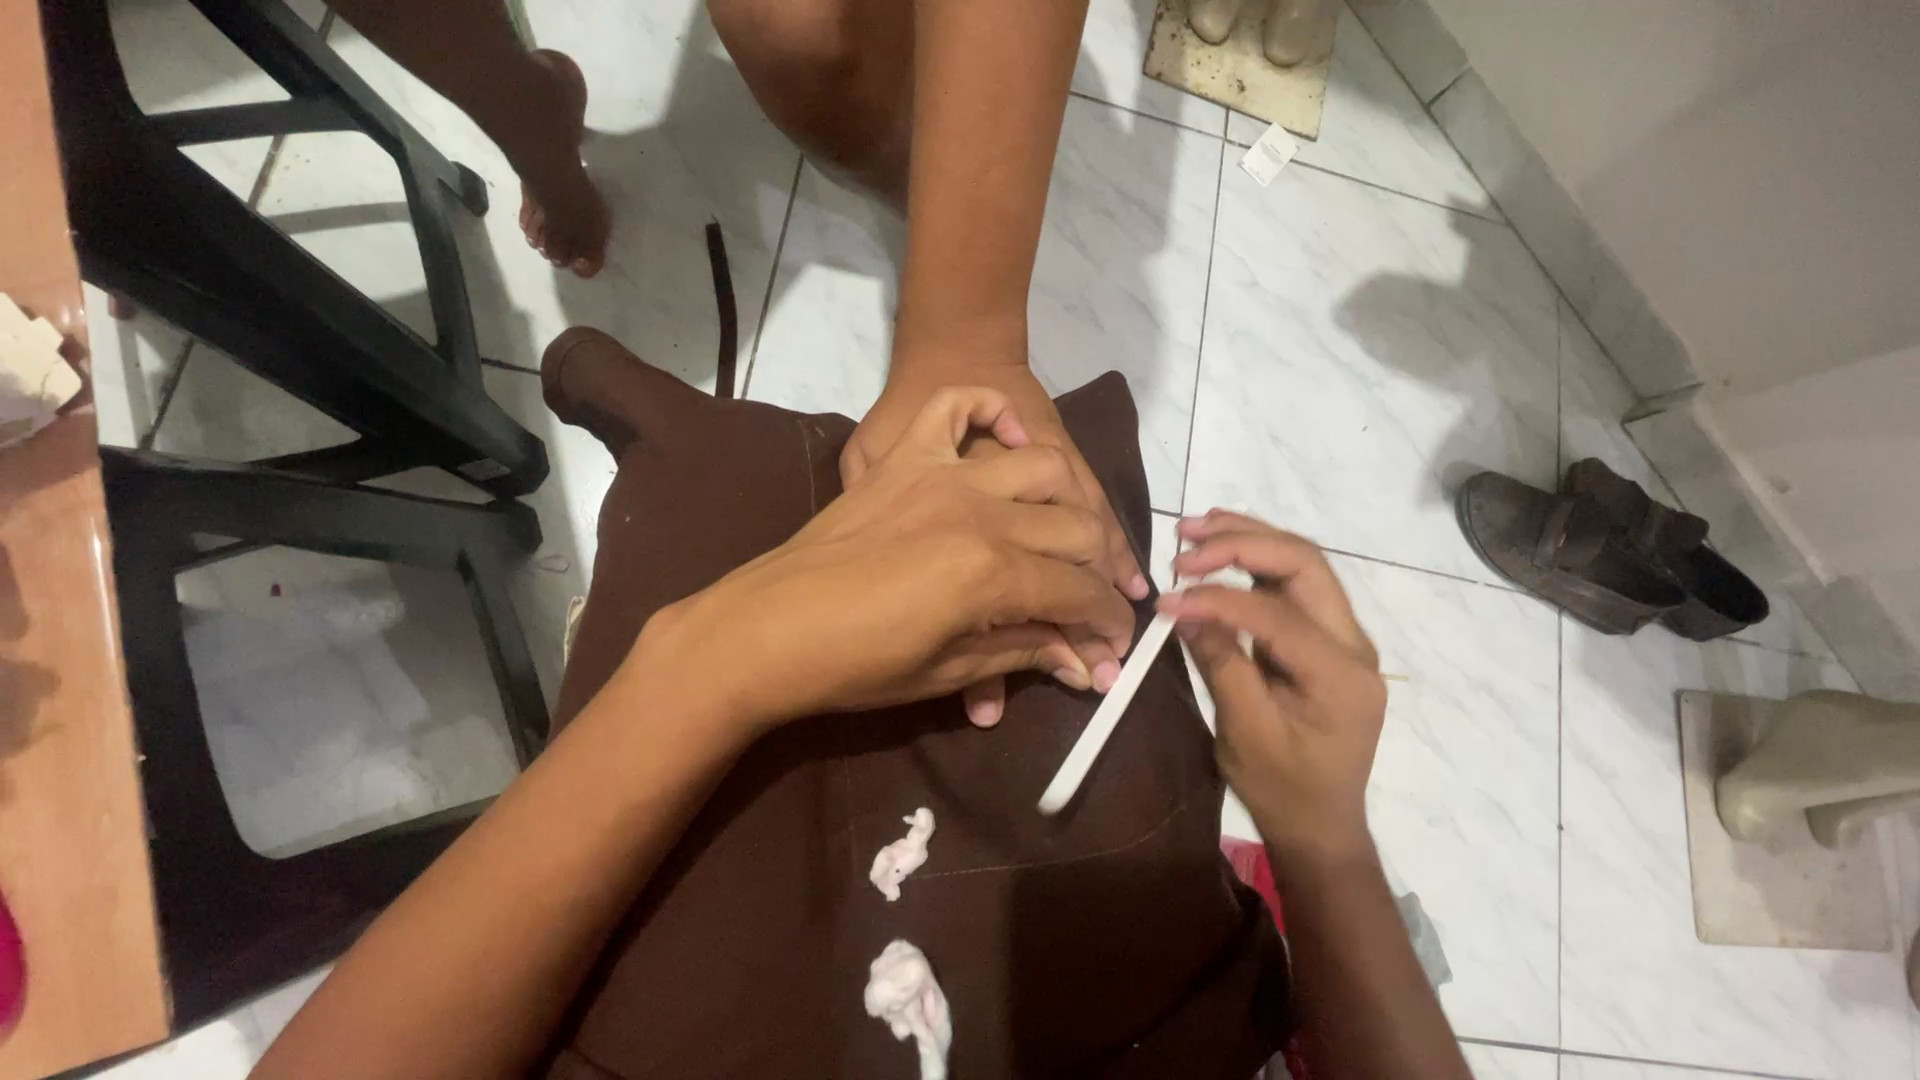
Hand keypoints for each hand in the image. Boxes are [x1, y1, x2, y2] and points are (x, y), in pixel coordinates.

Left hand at [633, 387, 1136, 733]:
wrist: (761, 628)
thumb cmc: (850, 665)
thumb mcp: (942, 672)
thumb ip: (1021, 652)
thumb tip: (1084, 661)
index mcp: (989, 573)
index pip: (1079, 592)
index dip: (1107, 624)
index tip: (1116, 649)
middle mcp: (980, 511)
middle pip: (1077, 530)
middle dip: (1104, 574)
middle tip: (1102, 607)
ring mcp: (941, 474)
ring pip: (1042, 466)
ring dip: (1073, 502)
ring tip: (1075, 538)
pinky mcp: (907, 457)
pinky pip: (960, 407)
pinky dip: (989, 411)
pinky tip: (1007, 439)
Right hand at [1159, 511, 1387, 860]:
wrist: (1320, 824)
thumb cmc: (1282, 788)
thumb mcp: (1245, 732)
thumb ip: (1221, 663)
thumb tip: (1184, 608)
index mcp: (1341, 676)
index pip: (1277, 613)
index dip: (1218, 597)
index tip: (1167, 598)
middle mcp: (1354, 645)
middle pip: (1305, 565)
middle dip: (1244, 542)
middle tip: (1185, 541)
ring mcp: (1343, 638)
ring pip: (1302, 565)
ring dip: (1249, 539)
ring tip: (1196, 528)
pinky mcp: (1324, 639)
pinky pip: (1292, 586)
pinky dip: (1255, 561)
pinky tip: (1219, 549)